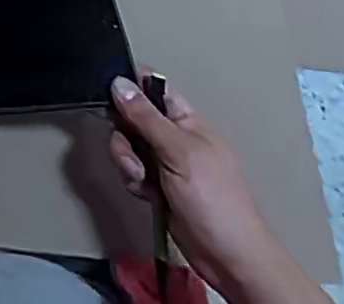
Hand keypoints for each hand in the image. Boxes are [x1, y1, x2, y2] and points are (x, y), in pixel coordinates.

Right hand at [109, 74, 323, 302]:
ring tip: (142, 178)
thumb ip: (146, 117)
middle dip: (124, 133)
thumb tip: (120, 83)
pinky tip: (146, 192)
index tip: (113, 99)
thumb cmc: (218, 205)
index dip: (129, 85)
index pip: (151, 85)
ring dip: (127, 160)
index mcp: (186, 119)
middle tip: (133, 151)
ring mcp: (165, 160)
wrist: (230, 261)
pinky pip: (131, 168)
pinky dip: (133, 179)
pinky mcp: (157, 183)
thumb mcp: (179, 152)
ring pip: (128, 143)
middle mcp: (173, 135)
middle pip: (131, 115)